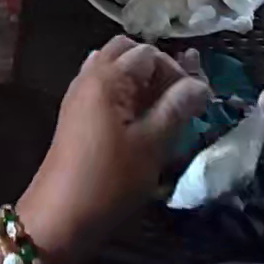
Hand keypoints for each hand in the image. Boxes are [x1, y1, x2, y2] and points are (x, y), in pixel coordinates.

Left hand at [18, 36, 211, 263]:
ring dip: (139, 80)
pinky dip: (123, 92)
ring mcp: (79, 91)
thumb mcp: (152, 144)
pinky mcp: (76, 110)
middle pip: (126, 52)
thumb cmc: (110, 178)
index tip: (195, 103)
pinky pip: (102, 85)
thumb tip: (201, 83)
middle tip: (177, 101)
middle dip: (156, 69)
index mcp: (106, 76)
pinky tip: (138, 118)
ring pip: (113, 67)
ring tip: (162, 111)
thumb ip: (177, 108)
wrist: (62, 211)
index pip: (148, 53)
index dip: (176, 71)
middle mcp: (89, 75)